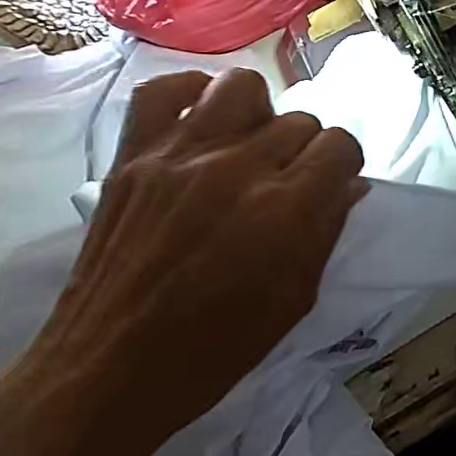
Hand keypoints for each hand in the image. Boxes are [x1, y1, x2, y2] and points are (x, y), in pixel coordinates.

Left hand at [0, 68, 368, 455]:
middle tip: (285, 183)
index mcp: (284, 210)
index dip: (343, 164)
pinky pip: (164, 89)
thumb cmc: (211, 352)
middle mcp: (237, 168)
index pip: (340, 145)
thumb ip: (326, 232)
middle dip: (304, 151)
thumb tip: (348, 184)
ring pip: (241, 86)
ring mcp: (180, 153)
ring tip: (245, 147)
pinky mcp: (134, 153)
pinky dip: (189, 94)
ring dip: (257, 114)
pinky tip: (200, 123)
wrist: (108, 370)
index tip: (331, 183)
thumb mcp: (292, 302)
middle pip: (298, 121)